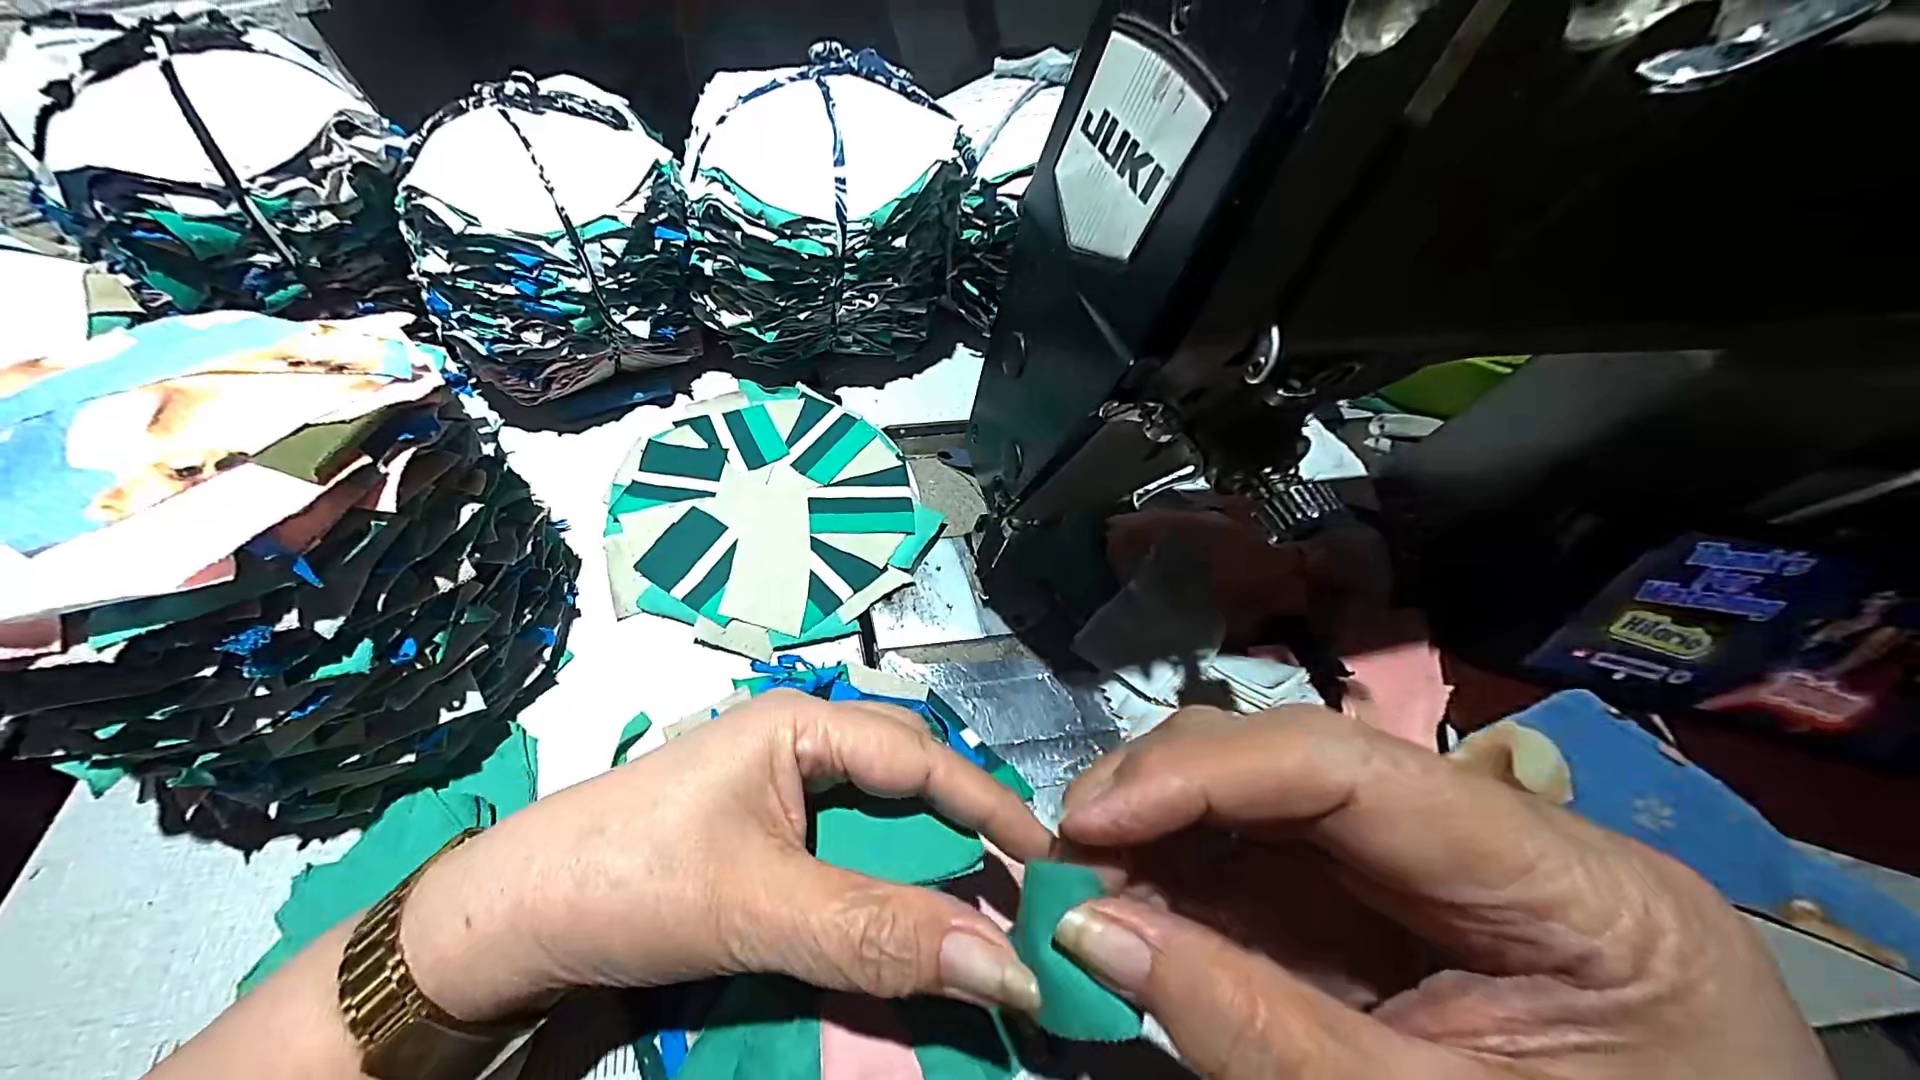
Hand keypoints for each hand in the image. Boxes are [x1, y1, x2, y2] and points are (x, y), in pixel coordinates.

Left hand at [399, 690, 1051, 1021]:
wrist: (503, 924)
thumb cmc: (627, 884)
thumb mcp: (758, 907)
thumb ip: (878, 934)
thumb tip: (1003, 968)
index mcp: (804, 721)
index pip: (922, 755)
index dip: (991, 805)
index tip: (1049, 858)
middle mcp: (804, 738)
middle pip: (910, 775)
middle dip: (969, 827)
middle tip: (1024, 886)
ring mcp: (785, 781)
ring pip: (884, 812)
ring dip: (930, 859)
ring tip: (983, 901)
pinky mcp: (769, 826)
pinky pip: (850, 845)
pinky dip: (887, 880)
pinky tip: (909, 913)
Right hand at [1049, 706, 1833, 1079]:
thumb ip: (1257, 1035)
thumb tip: (1086, 933)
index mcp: (1567, 882)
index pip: (1346, 765)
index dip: (1200, 772)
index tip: (1089, 816)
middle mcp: (1484, 836)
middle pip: (1291, 759)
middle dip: (1164, 791)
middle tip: (1072, 850)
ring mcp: (1420, 861)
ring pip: (1258, 794)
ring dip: (1159, 827)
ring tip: (1086, 876)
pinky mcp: (1372, 896)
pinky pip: (1257, 857)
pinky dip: (1182, 873)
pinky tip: (1133, 899)